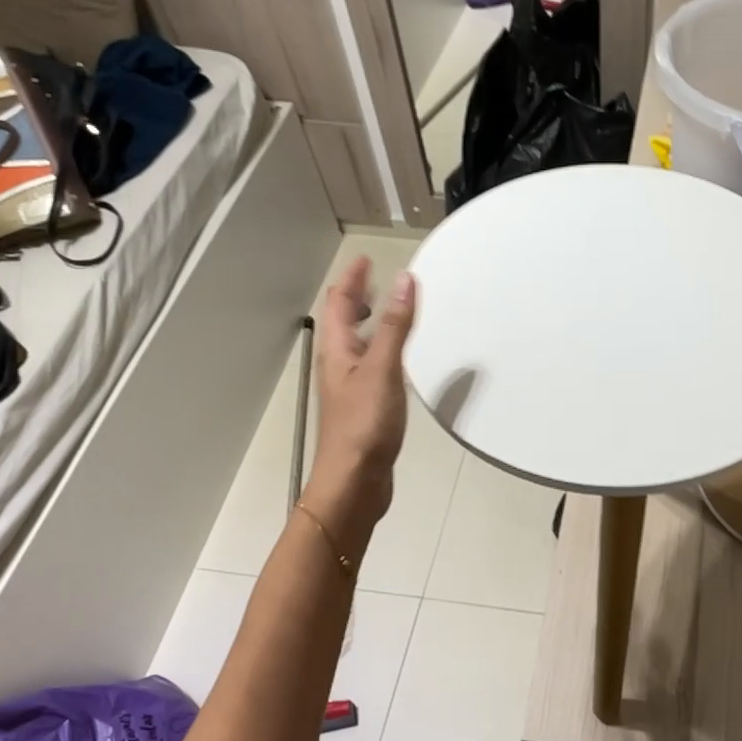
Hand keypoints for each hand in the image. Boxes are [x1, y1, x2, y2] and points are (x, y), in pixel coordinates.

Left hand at [304, 257, 415, 551]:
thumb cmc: (364, 424)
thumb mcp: (382, 369)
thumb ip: (394, 325)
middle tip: (376, 281)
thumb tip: (404, 279)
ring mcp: (350, 389)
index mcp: (337, 352)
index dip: (352, 279)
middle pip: (342, 323)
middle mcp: (339, 366)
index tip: (366, 259)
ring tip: (388, 313)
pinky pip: (371, 368)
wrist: (355, 481)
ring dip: (369, 324)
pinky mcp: (364, 410)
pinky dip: (382, 352)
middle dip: (357, 298)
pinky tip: (397, 363)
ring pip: (356, 346)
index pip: (340, 304)